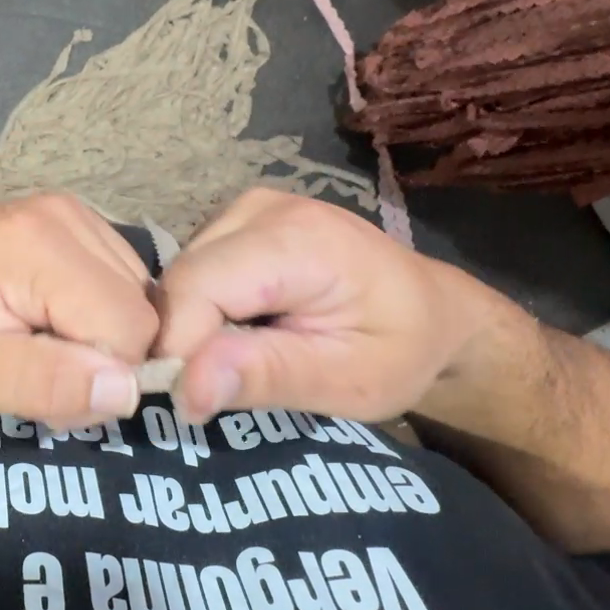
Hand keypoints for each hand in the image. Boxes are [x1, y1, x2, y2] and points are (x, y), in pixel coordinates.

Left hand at [0, 194, 157, 427]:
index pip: (126, 330)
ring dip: (99, 336)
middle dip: (100, 357)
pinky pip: (122, 281)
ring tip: (40, 344)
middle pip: (137, 311)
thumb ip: (40, 382)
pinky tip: (51, 319)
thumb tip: (125, 388)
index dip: (97, 376)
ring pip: (136, 297)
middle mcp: (64, 214)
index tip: (46, 388)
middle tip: (38, 369)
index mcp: (34, 245)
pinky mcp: (75, 219)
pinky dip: (97, 312)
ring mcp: (73, 210)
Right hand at [153, 188, 485, 423]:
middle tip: (219, 387)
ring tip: (236, 357)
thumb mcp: (349, 382)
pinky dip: (200, 307)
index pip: (196, 288)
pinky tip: (236, 328)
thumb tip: (185, 388)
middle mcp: (260, 208)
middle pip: (181, 279)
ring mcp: (245, 207)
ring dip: (192, 325)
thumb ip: (267, 376)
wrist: (430, 310)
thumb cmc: (400, 350)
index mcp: (297, 240)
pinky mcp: (234, 218)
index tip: (193, 401)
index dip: (181, 347)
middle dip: (185, 339)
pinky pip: (192, 268)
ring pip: (178, 274)